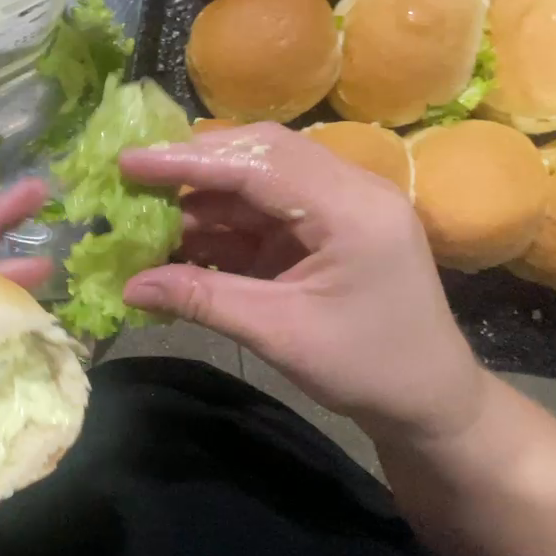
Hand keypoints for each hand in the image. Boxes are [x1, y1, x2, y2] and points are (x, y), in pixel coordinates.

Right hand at [117, 125, 489, 440]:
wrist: (428, 400)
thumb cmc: (367, 366)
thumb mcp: (277, 332)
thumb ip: (202, 299)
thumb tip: (128, 285)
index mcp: (352, 208)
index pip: (259, 163)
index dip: (188, 161)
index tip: (128, 162)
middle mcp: (347, 192)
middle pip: (258, 154)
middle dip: (192, 166)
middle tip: (131, 177)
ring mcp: (334, 210)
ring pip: (254, 183)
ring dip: (198, 199)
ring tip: (142, 217)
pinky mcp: (319, 232)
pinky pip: (258, 214)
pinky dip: (215, 225)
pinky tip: (175, 242)